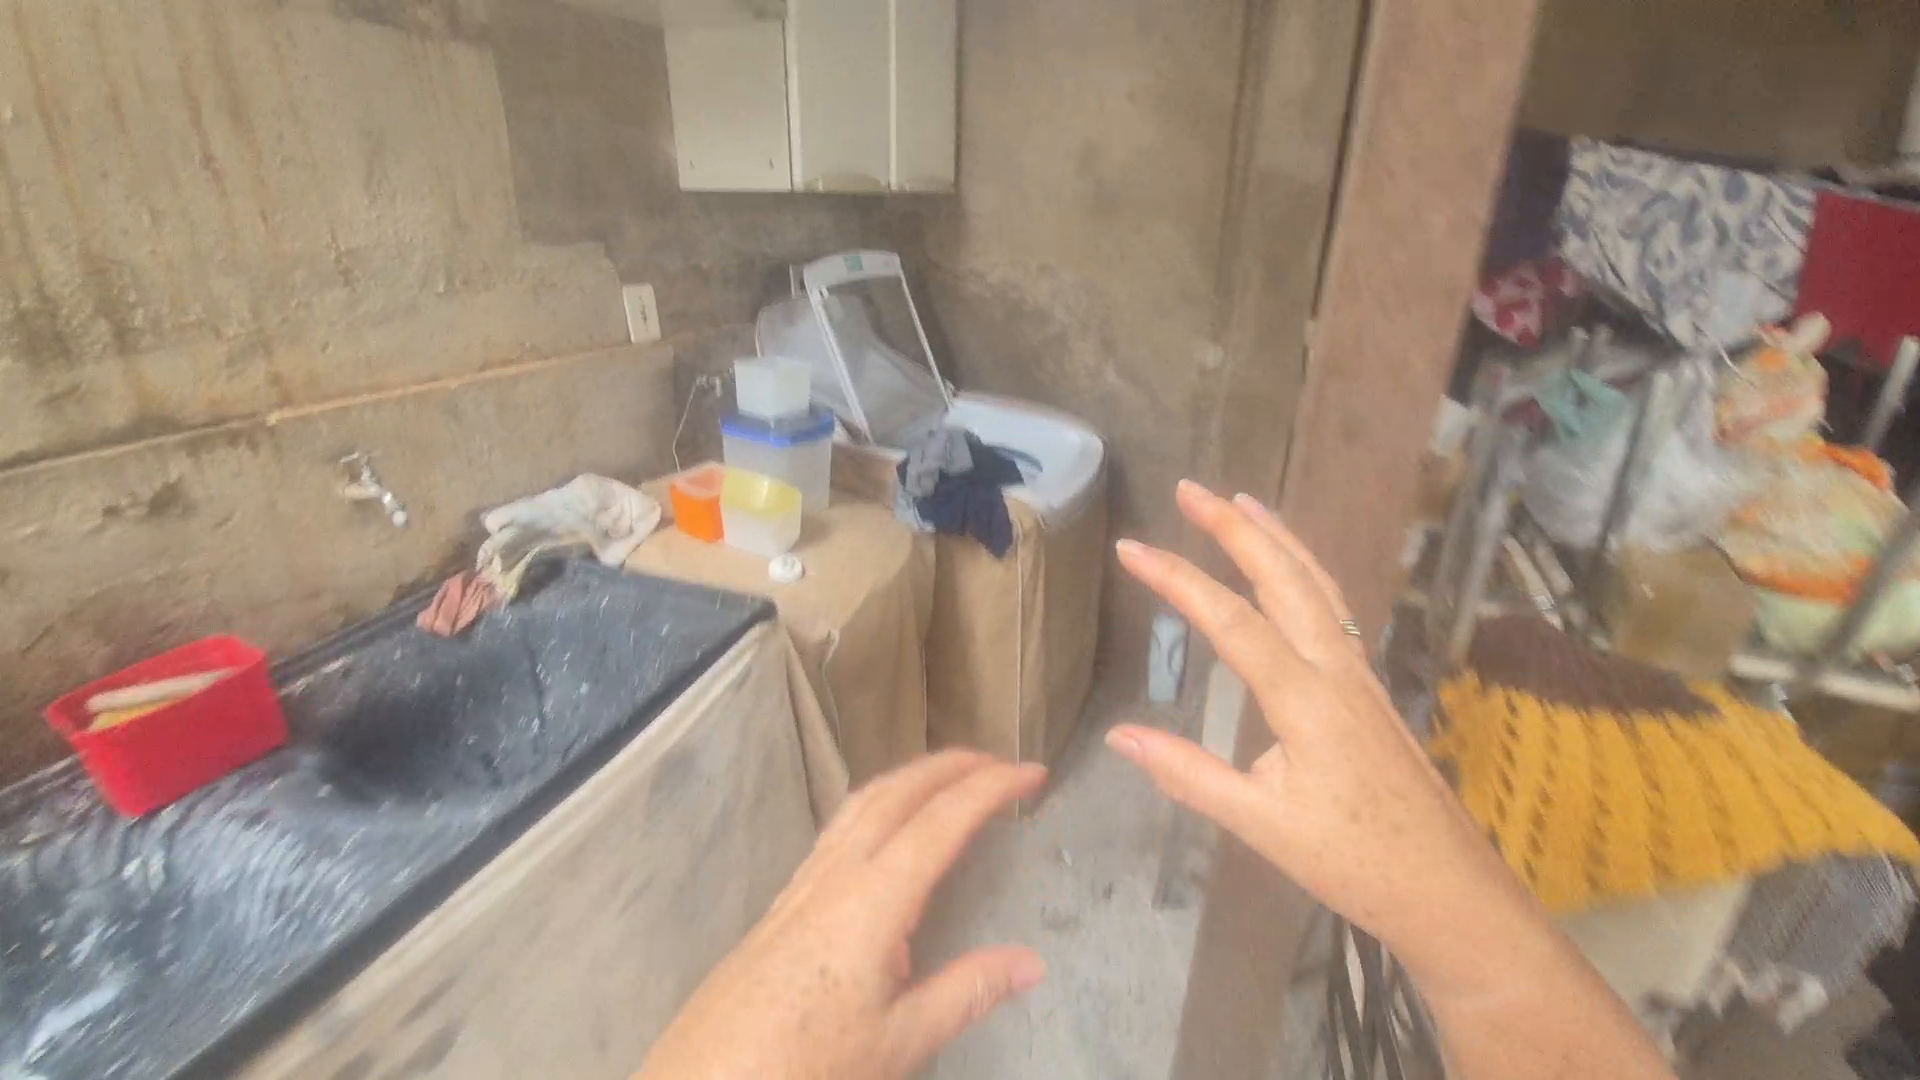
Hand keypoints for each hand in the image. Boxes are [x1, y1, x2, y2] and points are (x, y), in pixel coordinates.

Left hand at [634, 752, 1048, 1079]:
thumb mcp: (897, 1042)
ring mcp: (807, 877)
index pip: (943, 821)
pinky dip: (882, 798)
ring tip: (952, 775)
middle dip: (953, 763)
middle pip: (900, 790)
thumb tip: (1032, 962)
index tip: (1032, 772)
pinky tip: (888, 822)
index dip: (991, 788)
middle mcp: (839, 871)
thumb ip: (966, 992)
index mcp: (874, 899)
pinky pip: (843, 822)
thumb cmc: (806, 1061)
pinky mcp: (788, 894)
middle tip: (1000, 760)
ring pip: (866, 798)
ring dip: (914, 774)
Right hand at [1106, 481, 1542, 992]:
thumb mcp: (1261, 825)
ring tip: (1241, 501)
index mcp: (1306, 700)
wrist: (1453, 893)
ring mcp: (1360, 674)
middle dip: (1234, 529)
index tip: (1131, 549)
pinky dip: (1304, 569)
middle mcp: (1336, 670)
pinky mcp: (1369, 687)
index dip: (1177, 580)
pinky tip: (1290, 570)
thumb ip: (1188, 774)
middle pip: (1284, 579)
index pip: (1231, 621)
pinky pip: (1332, 608)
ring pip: (1318, 585)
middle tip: (1190, 490)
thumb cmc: (1355, 862)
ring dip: (1277, 538)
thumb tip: (1119, 736)